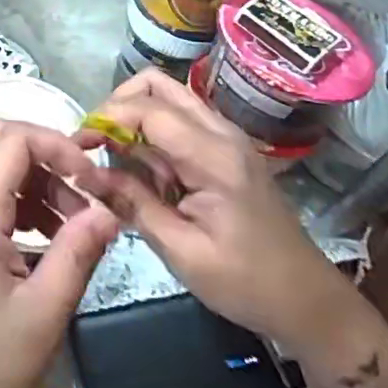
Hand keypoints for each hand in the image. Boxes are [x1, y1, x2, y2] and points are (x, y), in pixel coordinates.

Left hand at [0, 120, 120, 387]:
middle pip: (0, 140)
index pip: (15, 137)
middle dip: (48, 154)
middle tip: (84, 191)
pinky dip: (21, 201)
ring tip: (74, 226)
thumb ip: (78, 252)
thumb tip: (110, 210)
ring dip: (37, 181)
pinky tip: (47, 240)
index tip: (94, 180)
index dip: (59, 144)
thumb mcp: (43, 313)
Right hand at [77, 70, 352, 346]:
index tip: (78, 144)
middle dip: (117, 105)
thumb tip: (85, 173)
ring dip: (134, 117)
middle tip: (96, 143)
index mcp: (213, 155)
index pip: (148, 108)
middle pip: (157, 84)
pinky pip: (179, 120)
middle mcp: (221, 132)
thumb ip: (132, 204)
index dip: (105, 118)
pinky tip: (144, 171)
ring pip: (168, 97)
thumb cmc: (247, 282)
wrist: (309, 302)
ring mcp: (226, 137)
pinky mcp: (226, 149)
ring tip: (117, 159)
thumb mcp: (181, 251)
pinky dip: (151, 132)